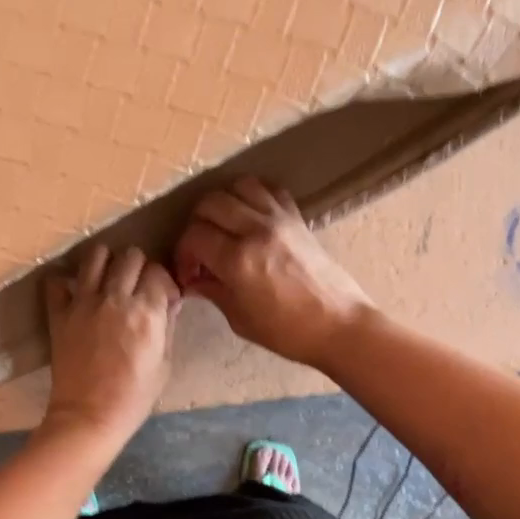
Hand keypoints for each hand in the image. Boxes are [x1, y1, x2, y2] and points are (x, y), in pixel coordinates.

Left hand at [43, 245, 178, 438]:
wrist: (89, 417)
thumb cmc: (133, 398)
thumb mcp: (163, 364)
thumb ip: (167, 327)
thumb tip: (170, 301)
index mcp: (147, 311)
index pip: (158, 272)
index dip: (162, 283)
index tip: (161, 298)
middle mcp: (116, 299)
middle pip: (131, 256)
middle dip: (137, 267)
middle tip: (135, 288)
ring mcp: (84, 303)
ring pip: (96, 255)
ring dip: (105, 262)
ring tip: (107, 280)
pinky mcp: (59, 314)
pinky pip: (57, 281)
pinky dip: (66, 282)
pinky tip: (75, 294)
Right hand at [173, 176, 376, 369]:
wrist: (337, 325)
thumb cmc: (286, 332)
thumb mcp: (240, 318)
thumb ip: (213, 291)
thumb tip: (193, 281)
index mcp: (238, 260)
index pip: (193, 237)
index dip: (182, 254)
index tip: (188, 274)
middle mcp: (256, 230)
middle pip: (210, 203)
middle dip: (196, 225)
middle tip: (199, 251)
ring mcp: (279, 219)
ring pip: (238, 186)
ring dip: (223, 204)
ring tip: (222, 229)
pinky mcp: (297, 217)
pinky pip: (268, 190)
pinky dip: (253, 197)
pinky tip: (249, 220)